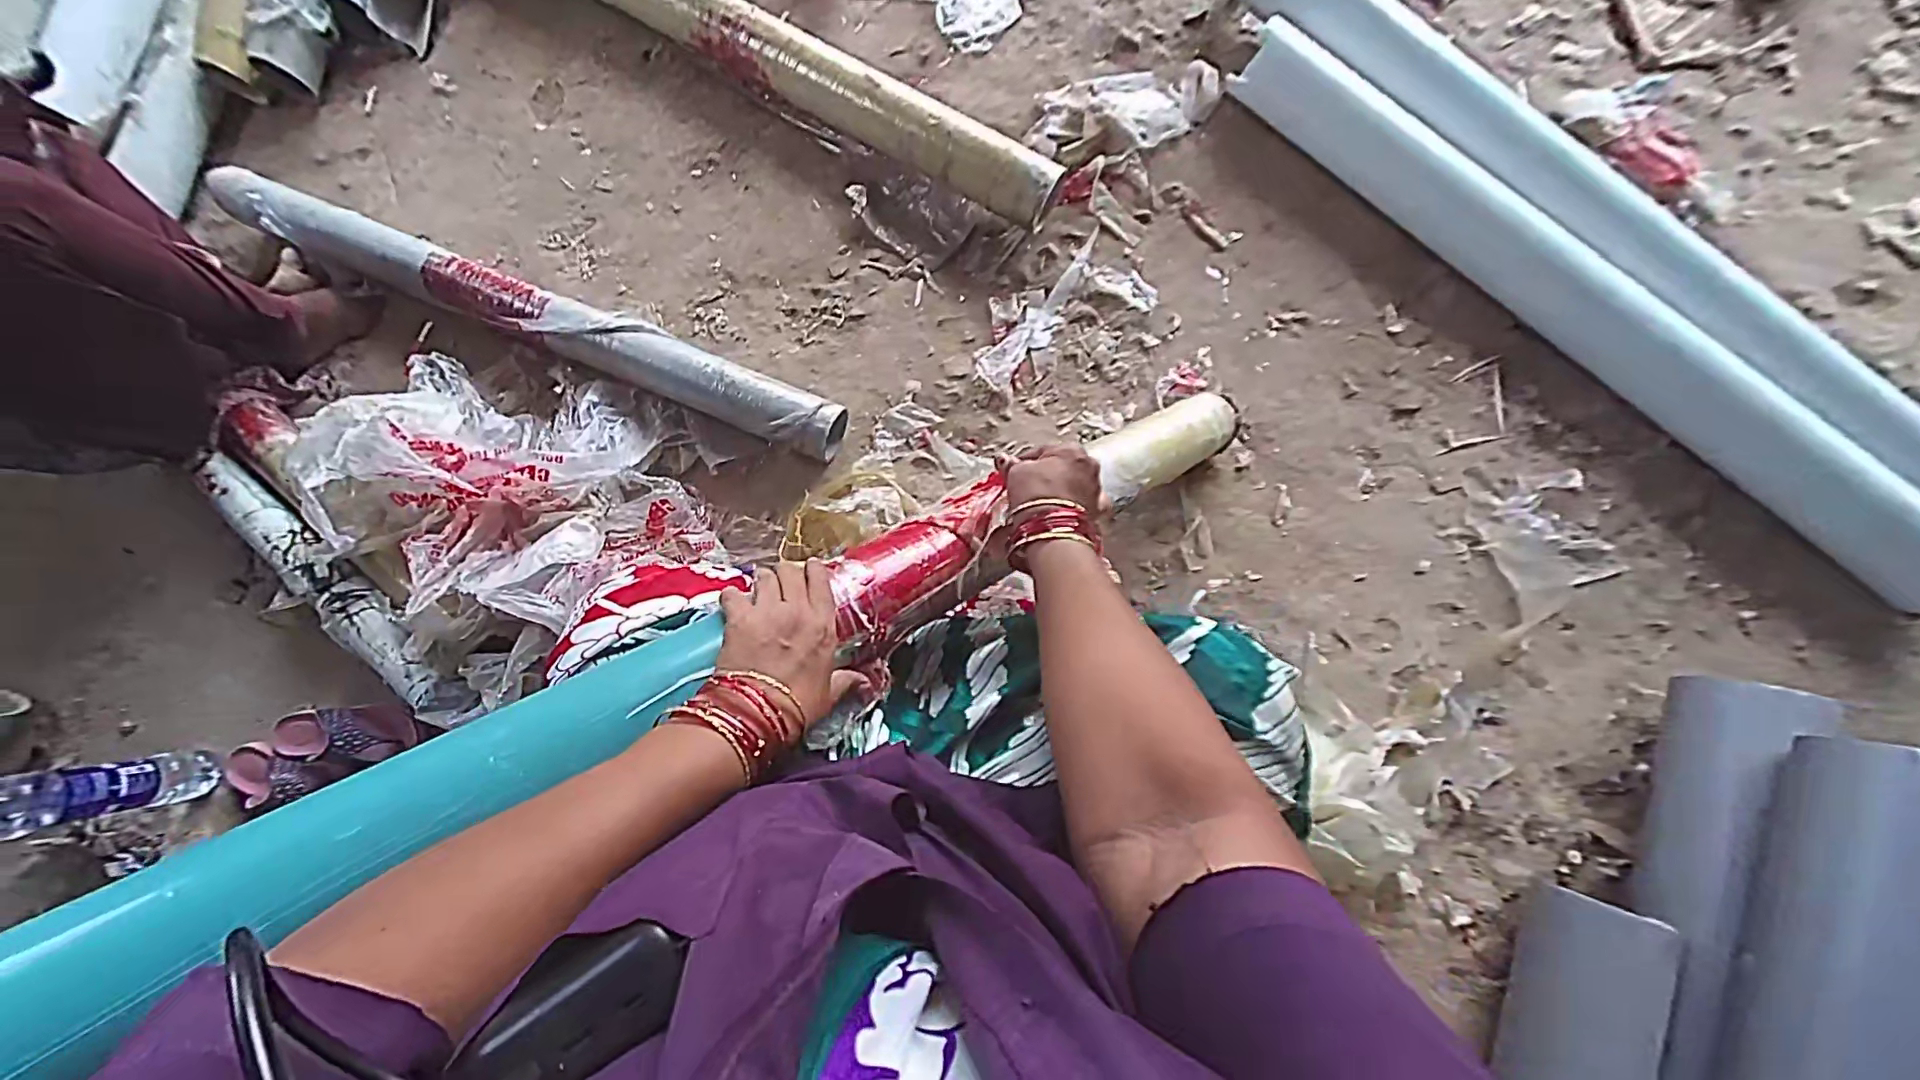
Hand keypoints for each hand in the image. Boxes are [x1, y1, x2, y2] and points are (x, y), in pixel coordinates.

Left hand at [715, 560, 868, 735]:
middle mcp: (797, 611)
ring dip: (762, 580)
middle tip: (782, 581)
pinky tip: (733, 603)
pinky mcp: (738, 618)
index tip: (810, 569)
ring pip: (764, 576)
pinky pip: (734, 593)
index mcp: (823, 626)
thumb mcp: (828, 694)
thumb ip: (845, 682)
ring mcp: (767, 612)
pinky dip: (733, 596)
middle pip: (791, 571)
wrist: (757, 712)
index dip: (814, 570)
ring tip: (758, 589)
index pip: (820, 581)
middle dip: (786, 572)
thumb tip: (863, 682)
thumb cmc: (798, 705)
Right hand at [1005, 445, 1106, 516]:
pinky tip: (1060, 513)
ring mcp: (1096, 489)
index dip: (1024, 462)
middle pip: (1063, 468)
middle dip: (1047, 476)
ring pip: (1075, 486)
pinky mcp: (1098, 512)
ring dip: (1062, 492)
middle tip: (1028, 488)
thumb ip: (1012, 464)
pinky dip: (1072, 508)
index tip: (1014, 473)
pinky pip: (1082, 506)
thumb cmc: (1035, 495)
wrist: (1053, 529)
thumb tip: (1005, 460)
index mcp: (1070, 449)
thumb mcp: (1016, 473)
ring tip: (1043, 504)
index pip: (1042, 451)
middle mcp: (1089, 466)